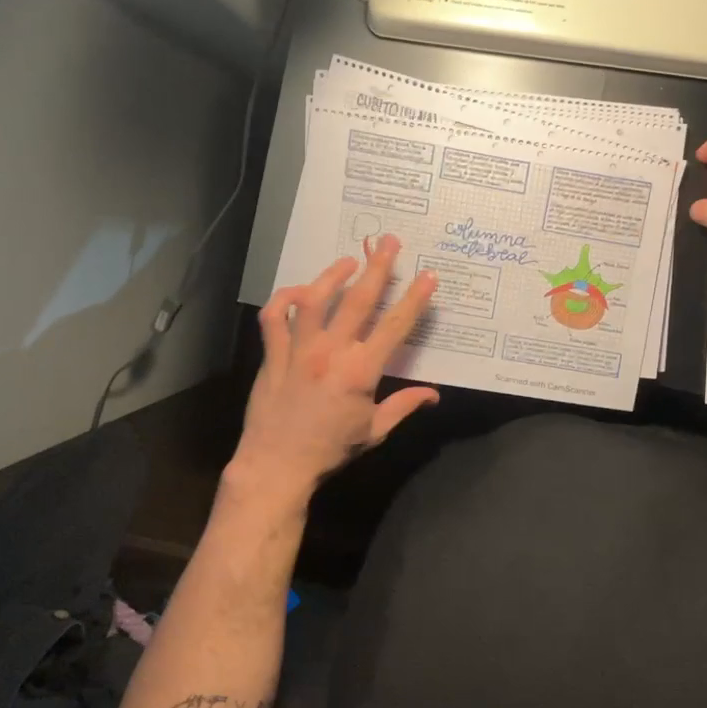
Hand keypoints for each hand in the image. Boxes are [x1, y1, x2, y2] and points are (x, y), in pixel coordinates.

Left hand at [229, 237, 439, 501]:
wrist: (277, 465)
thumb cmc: (330, 450)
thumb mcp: (374, 432)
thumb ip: (404, 406)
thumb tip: (434, 394)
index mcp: (361, 372)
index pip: (395, 327)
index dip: (414, 299)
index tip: (428, 276)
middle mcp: (331, 353)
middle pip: (358, 300)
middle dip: (377, 267)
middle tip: (388, 242)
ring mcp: (298, 350)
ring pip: (314, 299)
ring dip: (332, 275)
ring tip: (348, 261)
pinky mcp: (272, 355)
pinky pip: (274, 317)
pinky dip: (284, 299)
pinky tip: (299, 291)